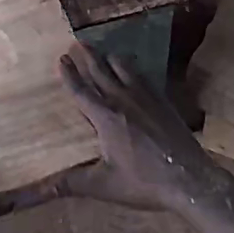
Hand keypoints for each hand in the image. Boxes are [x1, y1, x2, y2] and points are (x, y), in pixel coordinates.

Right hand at [36, 43, 225, 213]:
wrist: (192, 181)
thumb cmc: (145, 183)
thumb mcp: (104, 186)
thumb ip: (72, 183)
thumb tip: (41, 189)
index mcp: (105, 118)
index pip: (81, 90)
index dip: (69, 74)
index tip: (61, 58)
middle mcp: (123, 100)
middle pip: (101, 71)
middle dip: (88, 56)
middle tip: (78, 43)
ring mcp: (146, 98)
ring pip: (124, 68)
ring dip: (110, 58)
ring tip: (103, 52)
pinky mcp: (163, 101)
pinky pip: (143, 76)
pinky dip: (133, 68)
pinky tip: (134, 70)